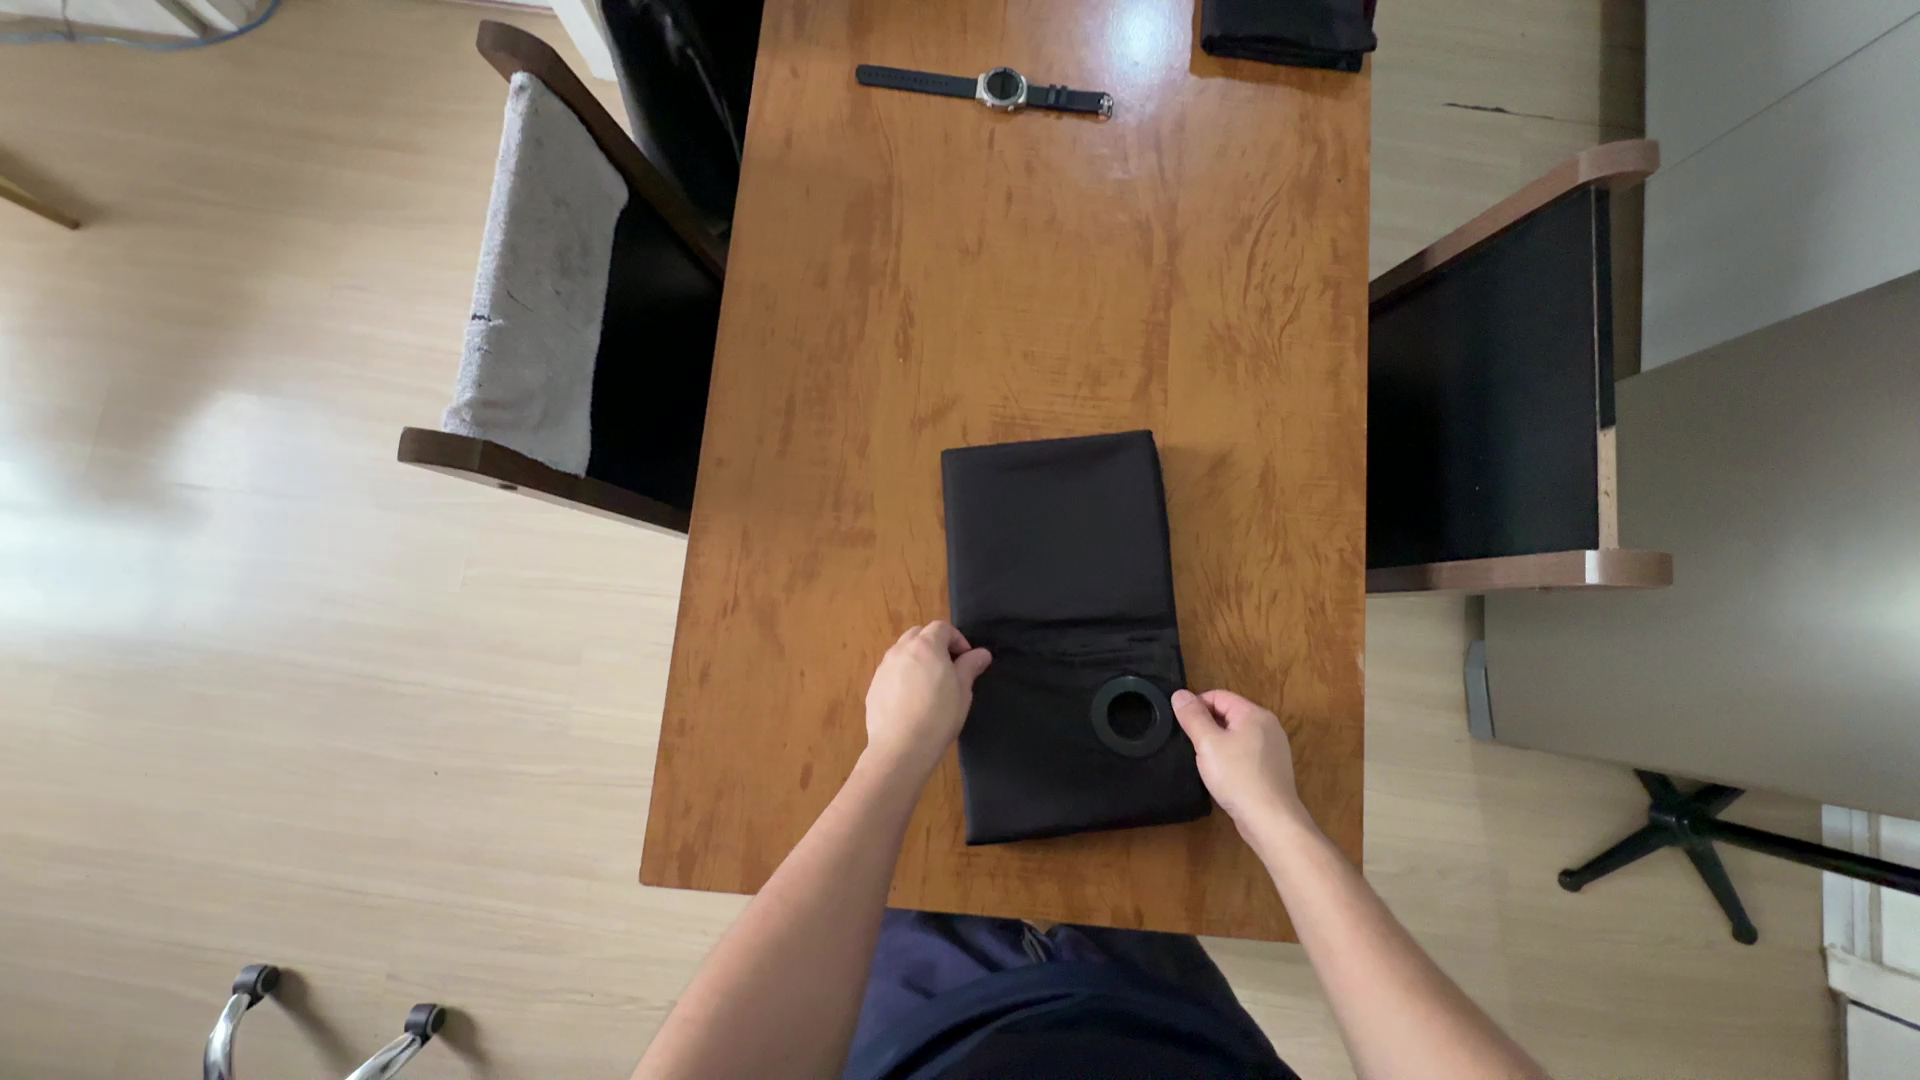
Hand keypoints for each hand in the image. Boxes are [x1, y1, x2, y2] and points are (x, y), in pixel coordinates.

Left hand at [862, 621, 991, 777]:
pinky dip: (902, 676)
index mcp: (926, 646)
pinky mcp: (873, 687)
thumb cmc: (938, 715)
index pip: (942, 627)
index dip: (957, 639)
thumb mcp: (962, 691)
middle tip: (948, 666)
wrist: (901, 747)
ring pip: (902, 652)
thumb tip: (981, 653)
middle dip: (934, 644)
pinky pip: (891, 672)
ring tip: (928, 683)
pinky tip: (911, 700)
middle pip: (918, 634)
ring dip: (917, 658)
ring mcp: (884, 668)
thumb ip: (970, 666)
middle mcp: (901, 650)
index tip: (966, 658)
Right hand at [1172, 689, 1312, 842]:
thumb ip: (1192, 716)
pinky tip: (1221, 774)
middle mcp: (1268, 726)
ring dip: (1217, 743)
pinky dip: (1230, 757)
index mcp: (1254, 714)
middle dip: (1206, 725)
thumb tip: (1180, 693)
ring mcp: (1273, 748)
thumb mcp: (1208, 743)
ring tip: (1203, 760)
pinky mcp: (1272, 769)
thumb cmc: (1237, 777)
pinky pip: (1245, 752)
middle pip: (1228, 714)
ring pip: (1236, 735)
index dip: (1196, 706)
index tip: (1181, 725)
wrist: (1270, 820)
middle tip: (1190, 744)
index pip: (1218, 696)